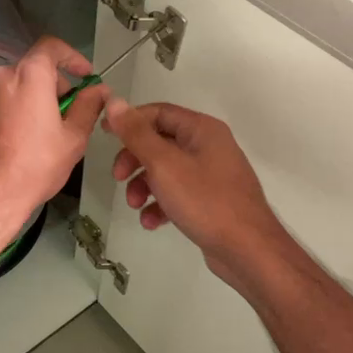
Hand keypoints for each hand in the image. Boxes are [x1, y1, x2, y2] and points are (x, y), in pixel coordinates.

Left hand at [0, 37, 107, 236]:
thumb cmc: (33, 168)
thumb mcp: (72, 139)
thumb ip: (88, 106)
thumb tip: (99, 89)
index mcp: (28, 76)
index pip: (51, 46)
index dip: (72, 57)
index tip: (84, 76)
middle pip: (32, 69)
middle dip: (53, 86)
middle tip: (66, 115)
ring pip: (13, 87)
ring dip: (31, 100)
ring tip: (42, 134)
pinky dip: (11, 112)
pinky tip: (17, 141)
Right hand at [104, 99, 292, 294]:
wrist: (247, 250)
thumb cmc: (205, 200)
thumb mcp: (163, 164)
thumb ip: (136, 133)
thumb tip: (114, 102)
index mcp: (201, 130)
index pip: (158, 112)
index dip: (129, 121)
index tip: (104, 136)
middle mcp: (209, 146)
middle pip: (159, 142)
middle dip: (134, 160)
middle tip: (118, 177)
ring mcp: (211, 174)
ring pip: (166, 170)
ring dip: (144, 186)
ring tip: (134, 205)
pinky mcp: (211, 200)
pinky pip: (178, 193)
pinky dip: (161, 204)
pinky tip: (151, 222)